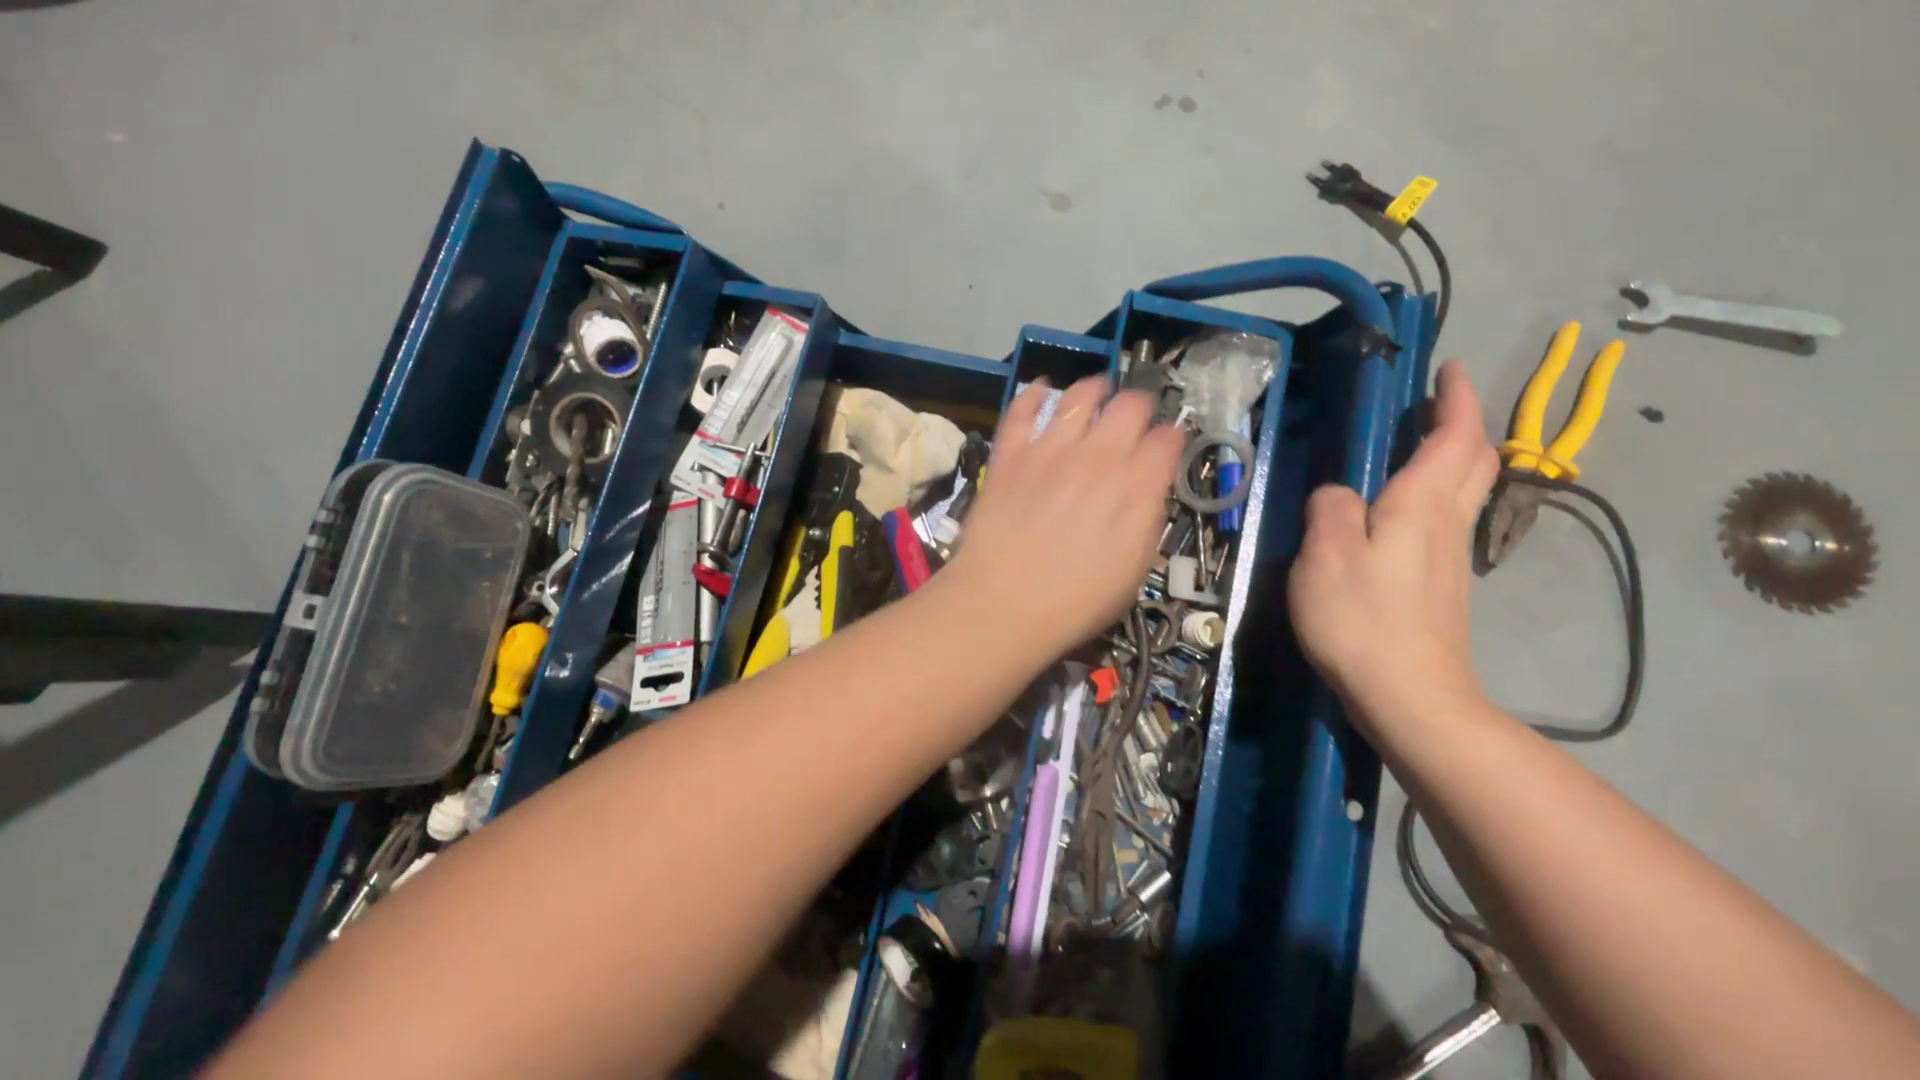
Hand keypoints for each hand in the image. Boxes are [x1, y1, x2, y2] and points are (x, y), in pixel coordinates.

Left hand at [943, 376, 1182, 659]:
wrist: (1002, 604)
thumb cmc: (1075, 602)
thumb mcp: (1134, 572)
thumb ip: (1148, 522)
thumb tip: (1150, 493)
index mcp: (1137, 488)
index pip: (1167, 440)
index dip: (1171, 437)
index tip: (1166, 444)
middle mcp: (1099, 457)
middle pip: (1130, 405)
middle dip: (1140, 406)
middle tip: (1134, 418)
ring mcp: (1051, 450)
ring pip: (1080, 396)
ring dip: (1095, 389)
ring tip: (1097, 392)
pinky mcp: (1010, 454)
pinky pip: (1023, 409)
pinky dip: (1034, 393)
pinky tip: (1041, 389)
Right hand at [1288, 360, 1500, 727]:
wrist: (1411, 697)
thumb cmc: (1364, 620)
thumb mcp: (1326, 556)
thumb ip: (1330, 510)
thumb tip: (1339, 495)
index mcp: (1422, 504)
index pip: (1454, 435)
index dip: (1456, 398)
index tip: (1448, 368)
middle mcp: (1447, 523)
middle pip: (1475, 460)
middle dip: (1463, 424)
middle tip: (1436, 405)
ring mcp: (1450, 559)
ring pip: (1465, 492)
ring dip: (1452, 458)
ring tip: (1415, 448)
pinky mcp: (1442, 588)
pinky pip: (1446, 521)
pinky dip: (1435, 496)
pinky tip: (1400, 513)